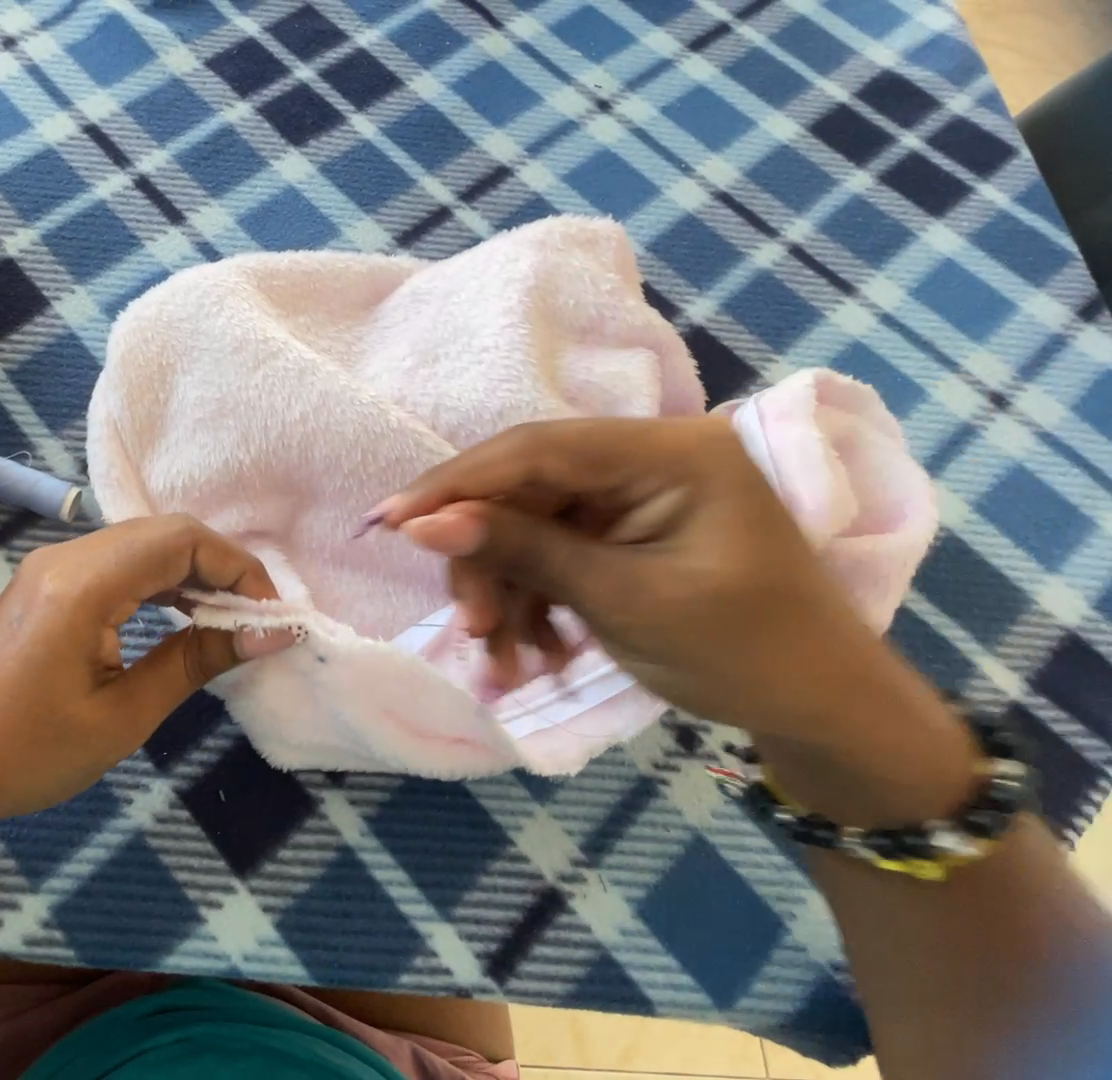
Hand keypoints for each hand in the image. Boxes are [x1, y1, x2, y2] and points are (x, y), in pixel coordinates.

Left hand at [0, 515, 281, 827]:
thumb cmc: (28, 752)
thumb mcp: (123, 716)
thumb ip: (197, 662)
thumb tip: (267, 633)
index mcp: (81, 583)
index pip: (179, 540)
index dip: (236, 567)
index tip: (270, 615)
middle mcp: (64, 557)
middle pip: (161, 534)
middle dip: (219, 569)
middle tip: (255, 621)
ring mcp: (49, 568)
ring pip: (139, 547)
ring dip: (188, 576)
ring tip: (226, 623)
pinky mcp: (44, 586)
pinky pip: (114, 566)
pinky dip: (155, 585)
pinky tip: (179, 618)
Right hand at [373, 417, 940, 743]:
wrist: (818, 710)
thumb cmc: (742, 652)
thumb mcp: (622, 600)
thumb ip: (520, 551)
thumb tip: (422, 524)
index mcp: (671, 452)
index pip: (536, 449)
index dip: (456, 483)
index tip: (390, 522)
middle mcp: (646, 459)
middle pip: (523, 491)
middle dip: (484, 557)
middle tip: (468, 623)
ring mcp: (630, 497)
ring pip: (526, 527)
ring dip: (503, 590)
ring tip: (499, 655)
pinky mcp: (619, 532)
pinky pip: (548, 554)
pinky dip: (529, 601)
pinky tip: (528, 650)